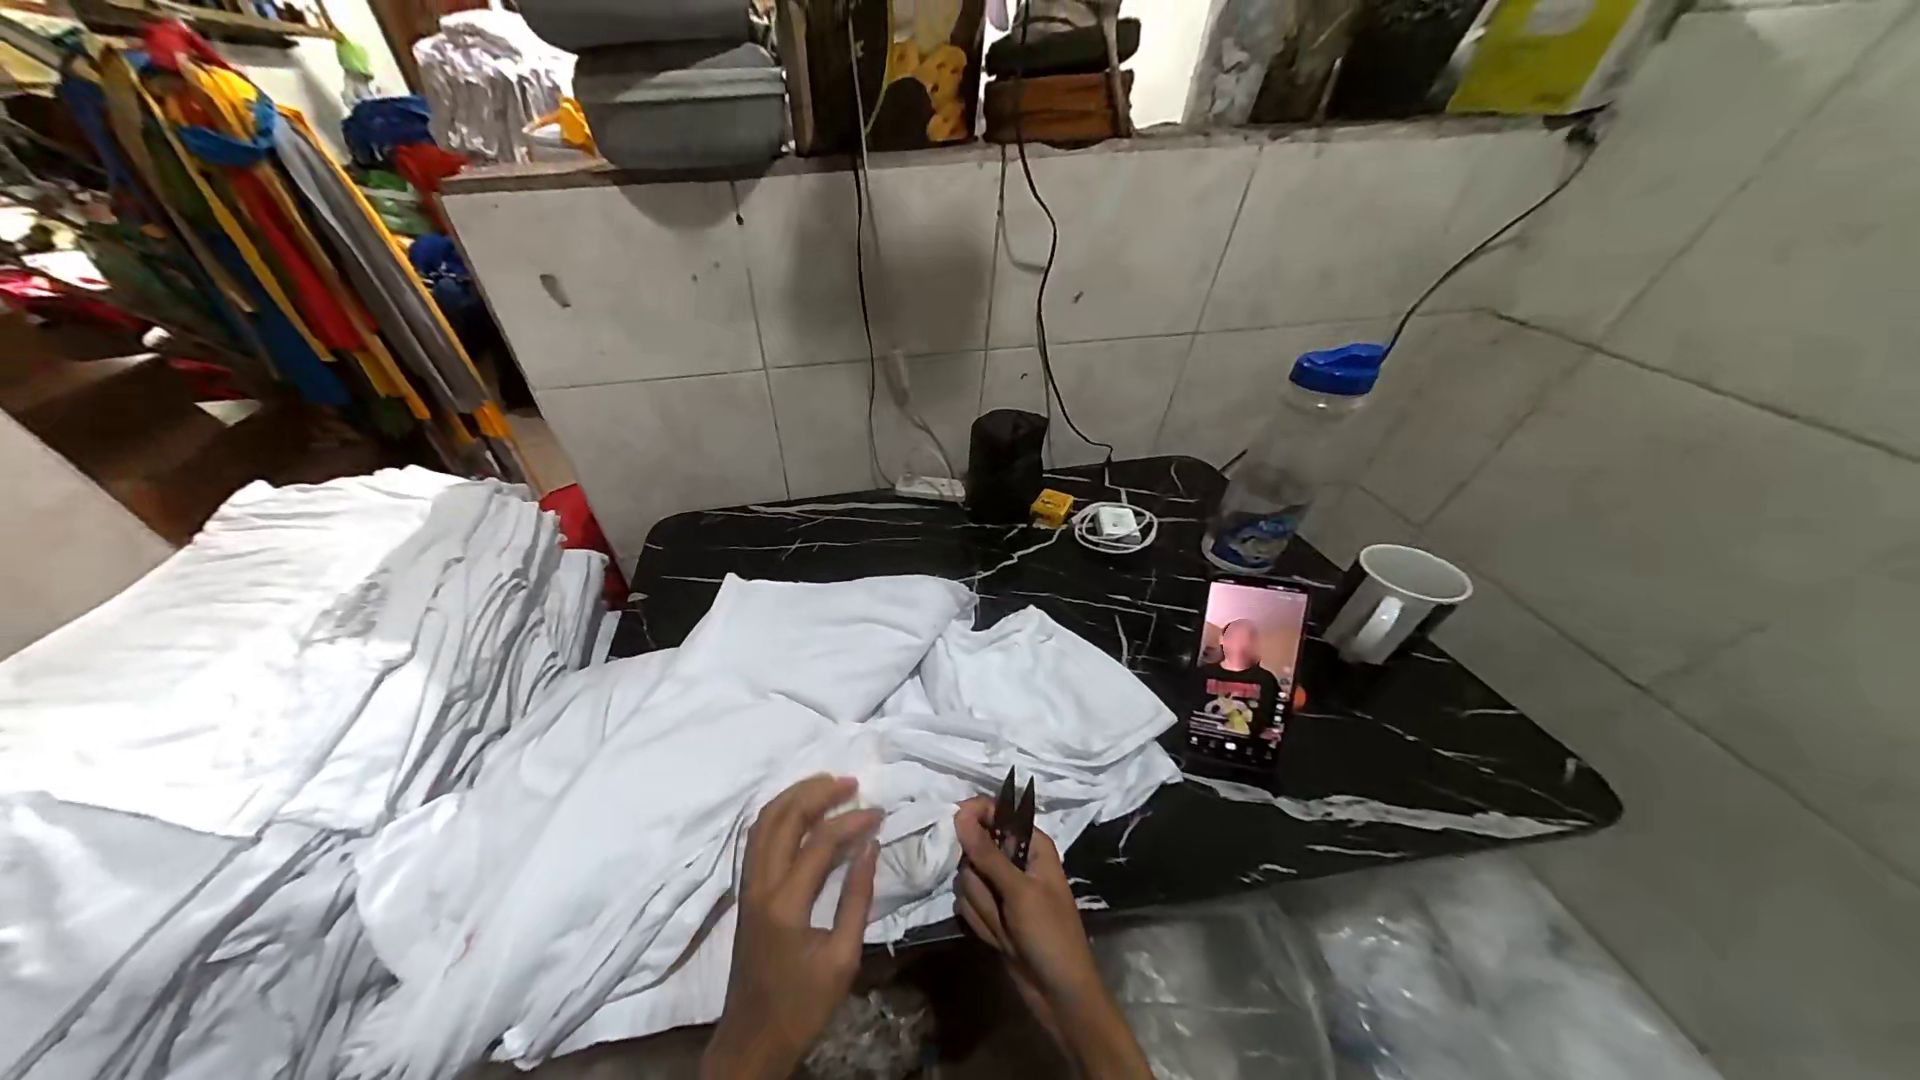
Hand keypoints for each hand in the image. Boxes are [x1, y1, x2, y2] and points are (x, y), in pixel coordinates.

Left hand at [702, 776, 881, 1079]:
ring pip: (763, 822)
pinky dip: (779, 813)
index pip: (821, 843)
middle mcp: (759, 885)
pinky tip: (800, 810)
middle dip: (817, 792)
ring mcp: (747, 886)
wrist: (752, 1039)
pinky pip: (757, 837)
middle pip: (783, 818)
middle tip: (850, 783)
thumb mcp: (843, 958)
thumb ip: (857, 897)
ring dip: (794, 796)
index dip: (852, 822)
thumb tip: (871, 844)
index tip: (879, 813)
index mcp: (785, 904)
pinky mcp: (745, 890)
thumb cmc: (803, 1005)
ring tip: (826, 785)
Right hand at [953, 797, 1151, 1079]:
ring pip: (968, 879)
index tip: (954, 821)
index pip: (996, 812)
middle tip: (1000, 898)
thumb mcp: (1020, 891)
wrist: (1059, 995)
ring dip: (983, 906)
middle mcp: (1014, 860)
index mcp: (1031, 844)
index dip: (974, 814)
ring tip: (1006, 926)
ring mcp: (1001, 889)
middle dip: (979, 877)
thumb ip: (987, 853)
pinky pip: (968, 905)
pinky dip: (981, 923)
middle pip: (974, 847)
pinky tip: (1000, 939)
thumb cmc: (1050, 934)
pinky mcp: (991, 913)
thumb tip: (961, 815)